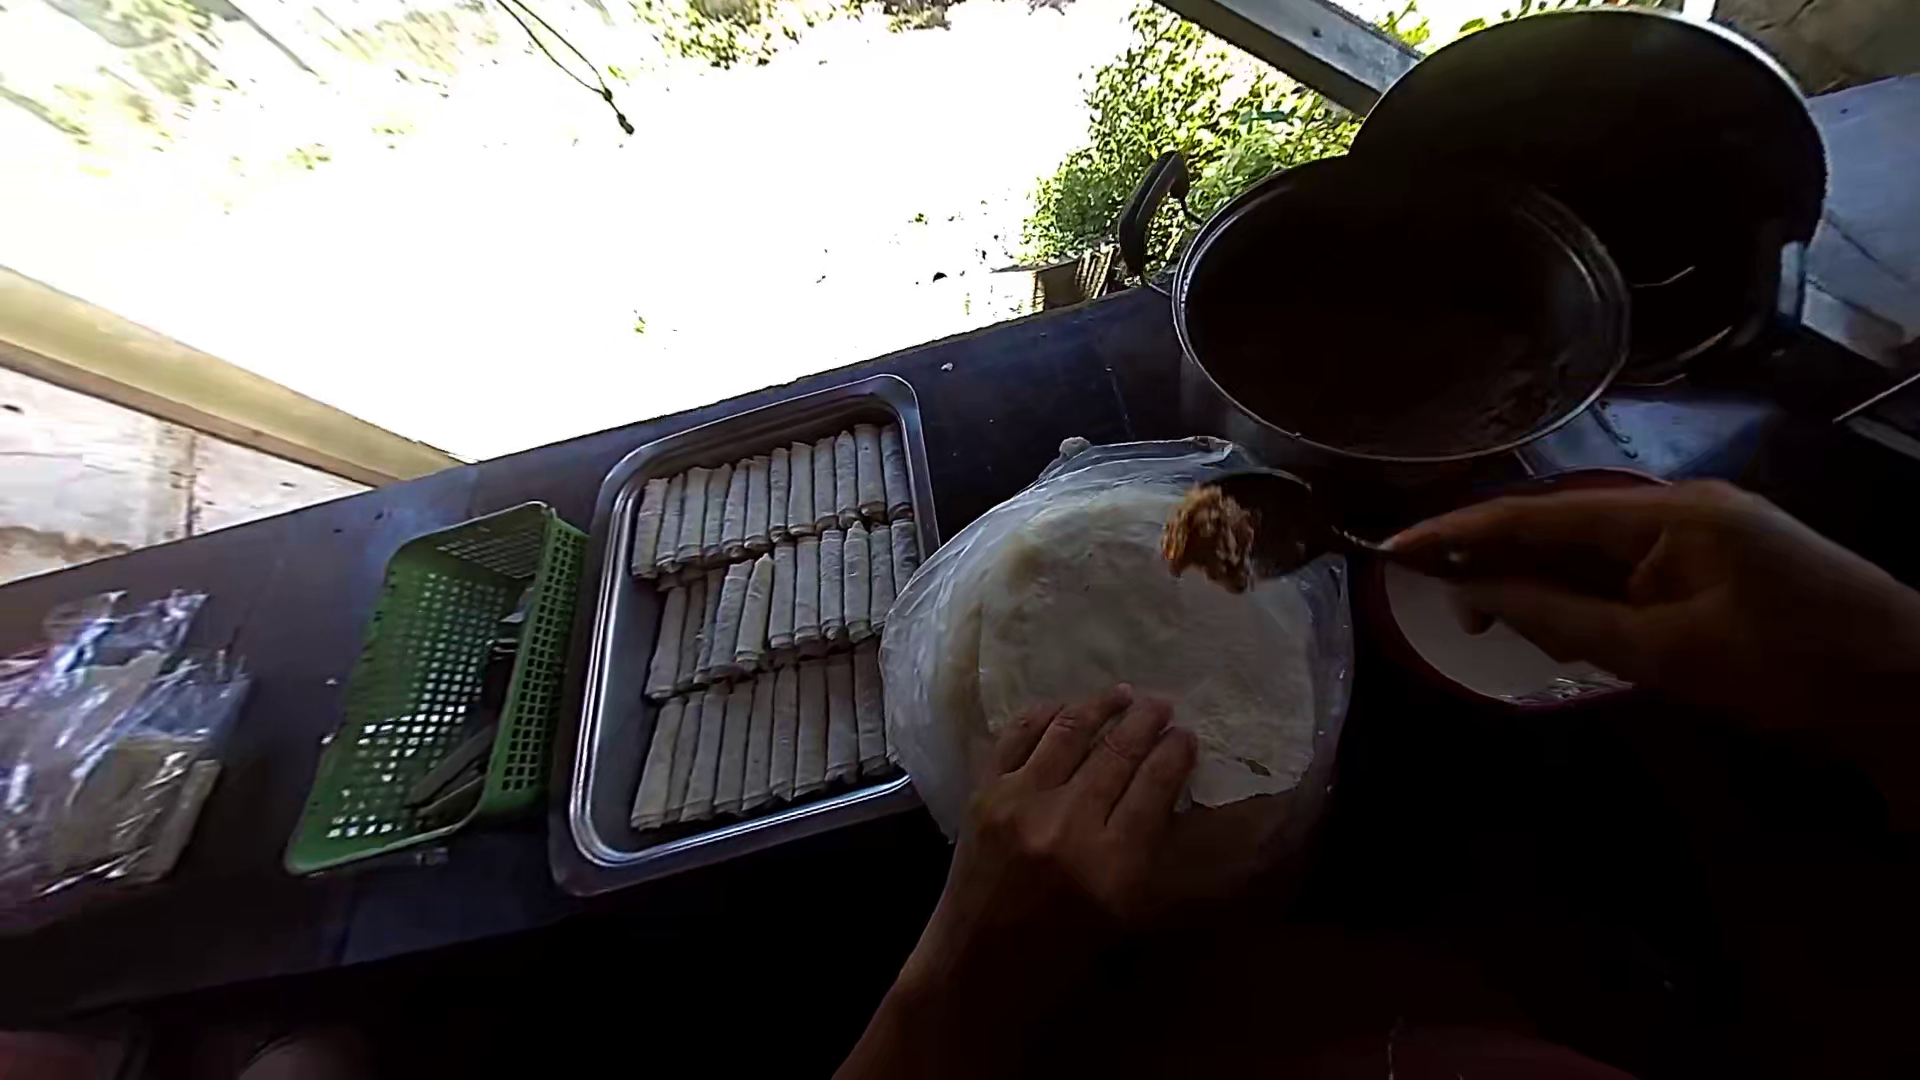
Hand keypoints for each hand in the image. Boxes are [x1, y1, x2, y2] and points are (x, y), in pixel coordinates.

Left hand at [837, 685, 1196, 1079]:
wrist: (978, 968)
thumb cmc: (1060, 956)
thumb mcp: (1122, 910)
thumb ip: (1142, 843)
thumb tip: (1158, 780)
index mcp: (1113, 867)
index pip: (1155, 788)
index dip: (1175, 753)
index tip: (1186, 734)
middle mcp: (1067, 824)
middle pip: (1116, 753)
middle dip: (1145, 720)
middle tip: (1162, 702)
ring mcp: (1019, 801)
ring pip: (1068, 732)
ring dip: (1099, 705)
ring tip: (1122, 692)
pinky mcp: (985, 791)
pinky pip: (1017, 735)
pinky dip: (1042, 714)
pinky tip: (1063, 705)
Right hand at [1387, 480, 1919, 737]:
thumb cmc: (1796, 674)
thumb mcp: (1657, 652)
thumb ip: (1549, 615)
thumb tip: (1465, 593)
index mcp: (1665, 514)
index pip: (1529, 514)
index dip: (1451, 531)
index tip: (1392, 547)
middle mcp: (1667, 506)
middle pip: (1543, 528)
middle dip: (1494, 569)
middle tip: (1460, 614)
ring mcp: (1681, 528)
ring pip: (1568, 552)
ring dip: (1536, 592)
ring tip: (1539, 639)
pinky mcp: (1689, 555)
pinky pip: (1601, 568)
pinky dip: (1571, 598)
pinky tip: (1573, 633)